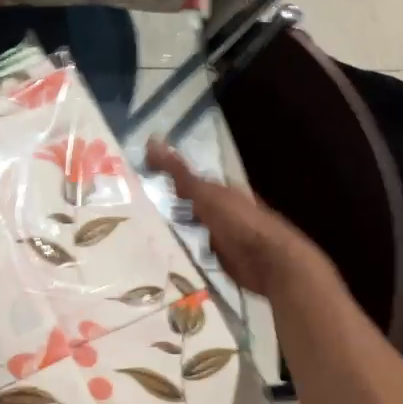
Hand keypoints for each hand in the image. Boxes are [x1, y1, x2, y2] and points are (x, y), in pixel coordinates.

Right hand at [145, 141, 338, 298]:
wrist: (270, 264)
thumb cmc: (238, 222)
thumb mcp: (204, 192)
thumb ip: (178, 172)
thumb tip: (151, 139)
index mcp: (220, 191)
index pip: (187, 181)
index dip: (164, 181)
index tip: (136, 184)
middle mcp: (221, 212)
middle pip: (187, 207)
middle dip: (164, 209)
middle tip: (132, 213)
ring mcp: (221, 238)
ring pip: (188, 230)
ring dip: (170, 233)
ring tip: (138, 236)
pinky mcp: (220, 261)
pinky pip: (193, 253)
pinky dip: (178, 253)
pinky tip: (159, 256)